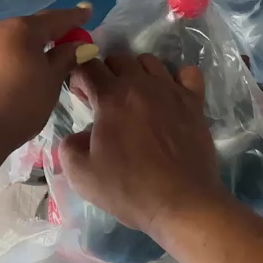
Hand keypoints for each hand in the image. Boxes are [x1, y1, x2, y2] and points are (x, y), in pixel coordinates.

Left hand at [0, 6, 93, 153]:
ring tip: (40, 57)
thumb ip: (65, 58)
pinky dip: (9, 56)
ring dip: (26, 45)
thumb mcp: (51, 81)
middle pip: (29, 27)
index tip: (88, 11)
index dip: (74, 17)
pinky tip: (14, 70)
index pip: (55, 18)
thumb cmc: (21, 104)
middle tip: (66, 39)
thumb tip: (78, 44)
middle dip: (49, 32)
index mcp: (22, 29)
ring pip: (9, 39)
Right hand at [57, 55, 232, 238]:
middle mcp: (141, 84)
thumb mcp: (81, 174)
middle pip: (118, 58)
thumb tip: (76, 136)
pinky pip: (188, 73)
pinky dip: (177, 78)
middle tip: (105, 99)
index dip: (78, 77)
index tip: (80, 96)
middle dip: (106, 72)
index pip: (88, 66)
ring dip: (137, 72)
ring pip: (150, 61)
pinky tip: (170, 95)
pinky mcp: (195, 103)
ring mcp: (171, 91)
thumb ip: (68, 147)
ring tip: (136, 96)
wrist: (182, 204)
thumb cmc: (129, 189)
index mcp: (111, 97)